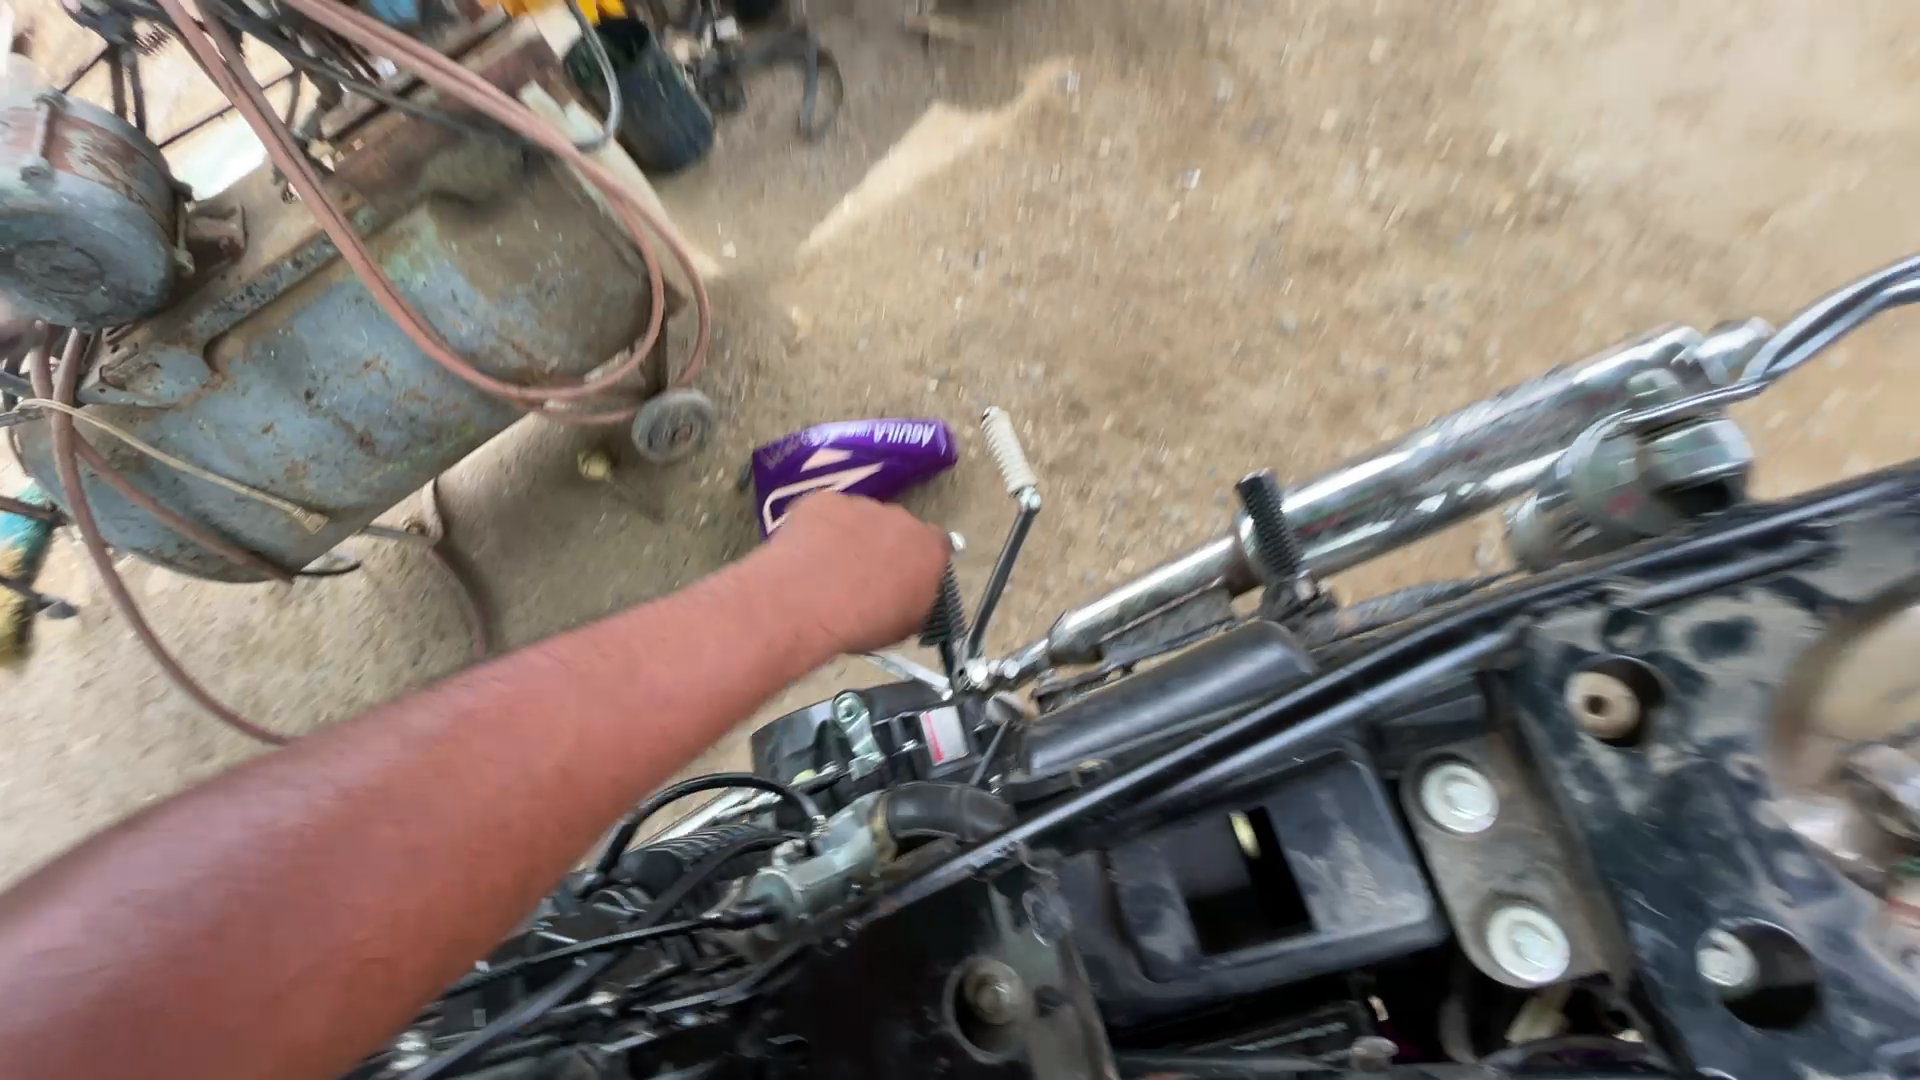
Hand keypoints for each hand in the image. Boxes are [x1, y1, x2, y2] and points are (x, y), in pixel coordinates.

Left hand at [765, 493, 950, 653]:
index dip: (919, 558)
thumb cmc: (863, 622)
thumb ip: (917, 597)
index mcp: (928, 548)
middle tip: (861, 575)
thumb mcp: (906, 625)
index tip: (904, 575)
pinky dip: (818, 528)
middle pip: (896, 527)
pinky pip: (826, 513)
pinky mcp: (823, 500)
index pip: (936, 544)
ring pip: (859, 518)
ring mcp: (861, 505)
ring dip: (850, 536)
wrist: (806, 602)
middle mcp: (901, 518)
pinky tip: (806, 553)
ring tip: (827, 567)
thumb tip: (911, 590)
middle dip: (883, 546)